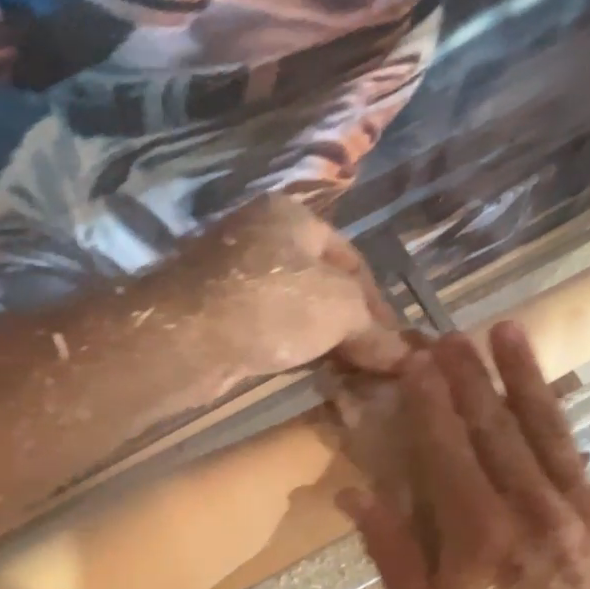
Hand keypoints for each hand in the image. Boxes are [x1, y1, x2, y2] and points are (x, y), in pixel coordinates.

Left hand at [184, 196, 409, 380]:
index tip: (395, 342)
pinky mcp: (213, 313)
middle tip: (372, 361)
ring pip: (292, 309)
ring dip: (320, 341)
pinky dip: (289, 349)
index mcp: (292, 214)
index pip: (352, 257)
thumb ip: (373, 328)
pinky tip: (306, 373)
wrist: (185, 339)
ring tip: (345, 373)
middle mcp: (259, 235)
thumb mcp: (339, 308)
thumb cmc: (270, 305)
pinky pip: (265, 329)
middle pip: (321, 283)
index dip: (379, 302)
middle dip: (349, 324)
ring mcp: (231, 274)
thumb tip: (404, 356)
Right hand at [338, 326, 589, 588]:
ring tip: (507, 329)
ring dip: (527, 376)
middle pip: (494, 429)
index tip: (415, 363)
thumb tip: (352, 494)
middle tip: (449, 334)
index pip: (447, 449)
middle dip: (468, 377)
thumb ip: (390, 552)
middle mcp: (532, 510)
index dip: (428, 402)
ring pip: (551, 430)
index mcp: (478, 534)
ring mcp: (587, 510)